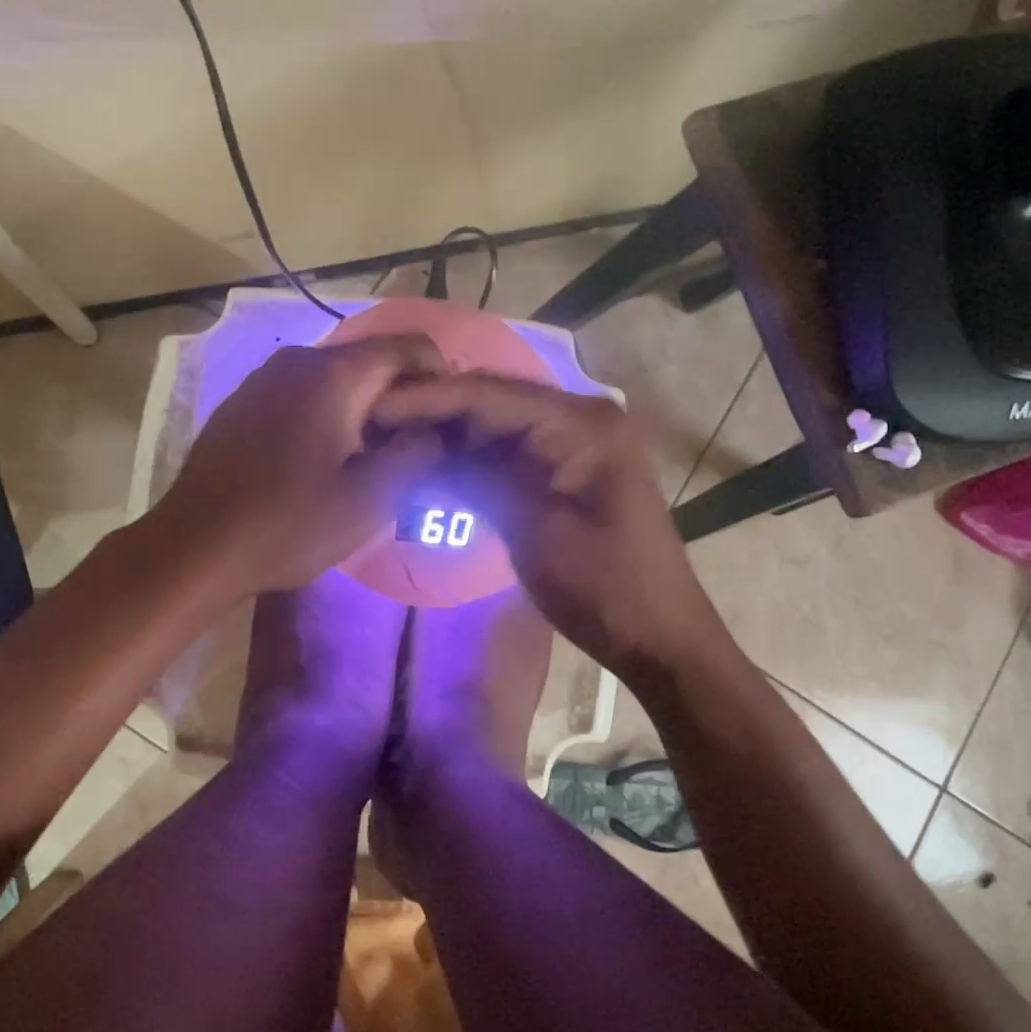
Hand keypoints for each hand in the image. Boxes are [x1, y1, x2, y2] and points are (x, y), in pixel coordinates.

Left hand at [155, 336, 444, 594]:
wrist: (195, 547)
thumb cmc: (288, 525)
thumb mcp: (370, 500)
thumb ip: (417, 454)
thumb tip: (435, 429)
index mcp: (335, 374)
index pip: (409, 348)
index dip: (440, 378)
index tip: (446, 424)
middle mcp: (298, 360)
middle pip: (370, 361)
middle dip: (400, 398)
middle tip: (411, 451)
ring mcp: (263, 378)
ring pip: (335, 379)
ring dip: (362, 409)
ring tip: (369, 460)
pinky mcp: (241, 402)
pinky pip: (301, 394)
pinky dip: (325, 415)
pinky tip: (320, 461)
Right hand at [370, 374, 716, 680]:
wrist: (659, 636)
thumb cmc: (604, 588)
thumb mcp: (534, 531)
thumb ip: (478, 478)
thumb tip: (418, 445)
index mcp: (583, 424)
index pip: (489, 395)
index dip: (427, 399)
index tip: (372, 409)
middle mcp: (582, 417)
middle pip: (493, 400)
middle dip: (433, 410)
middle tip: (372, 424)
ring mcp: (577, 442)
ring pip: (497, 424)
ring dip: (448, 433)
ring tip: (390, 442)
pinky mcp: (569, 468)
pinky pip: (511, 450)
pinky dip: (472, 457)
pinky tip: (431, 464)